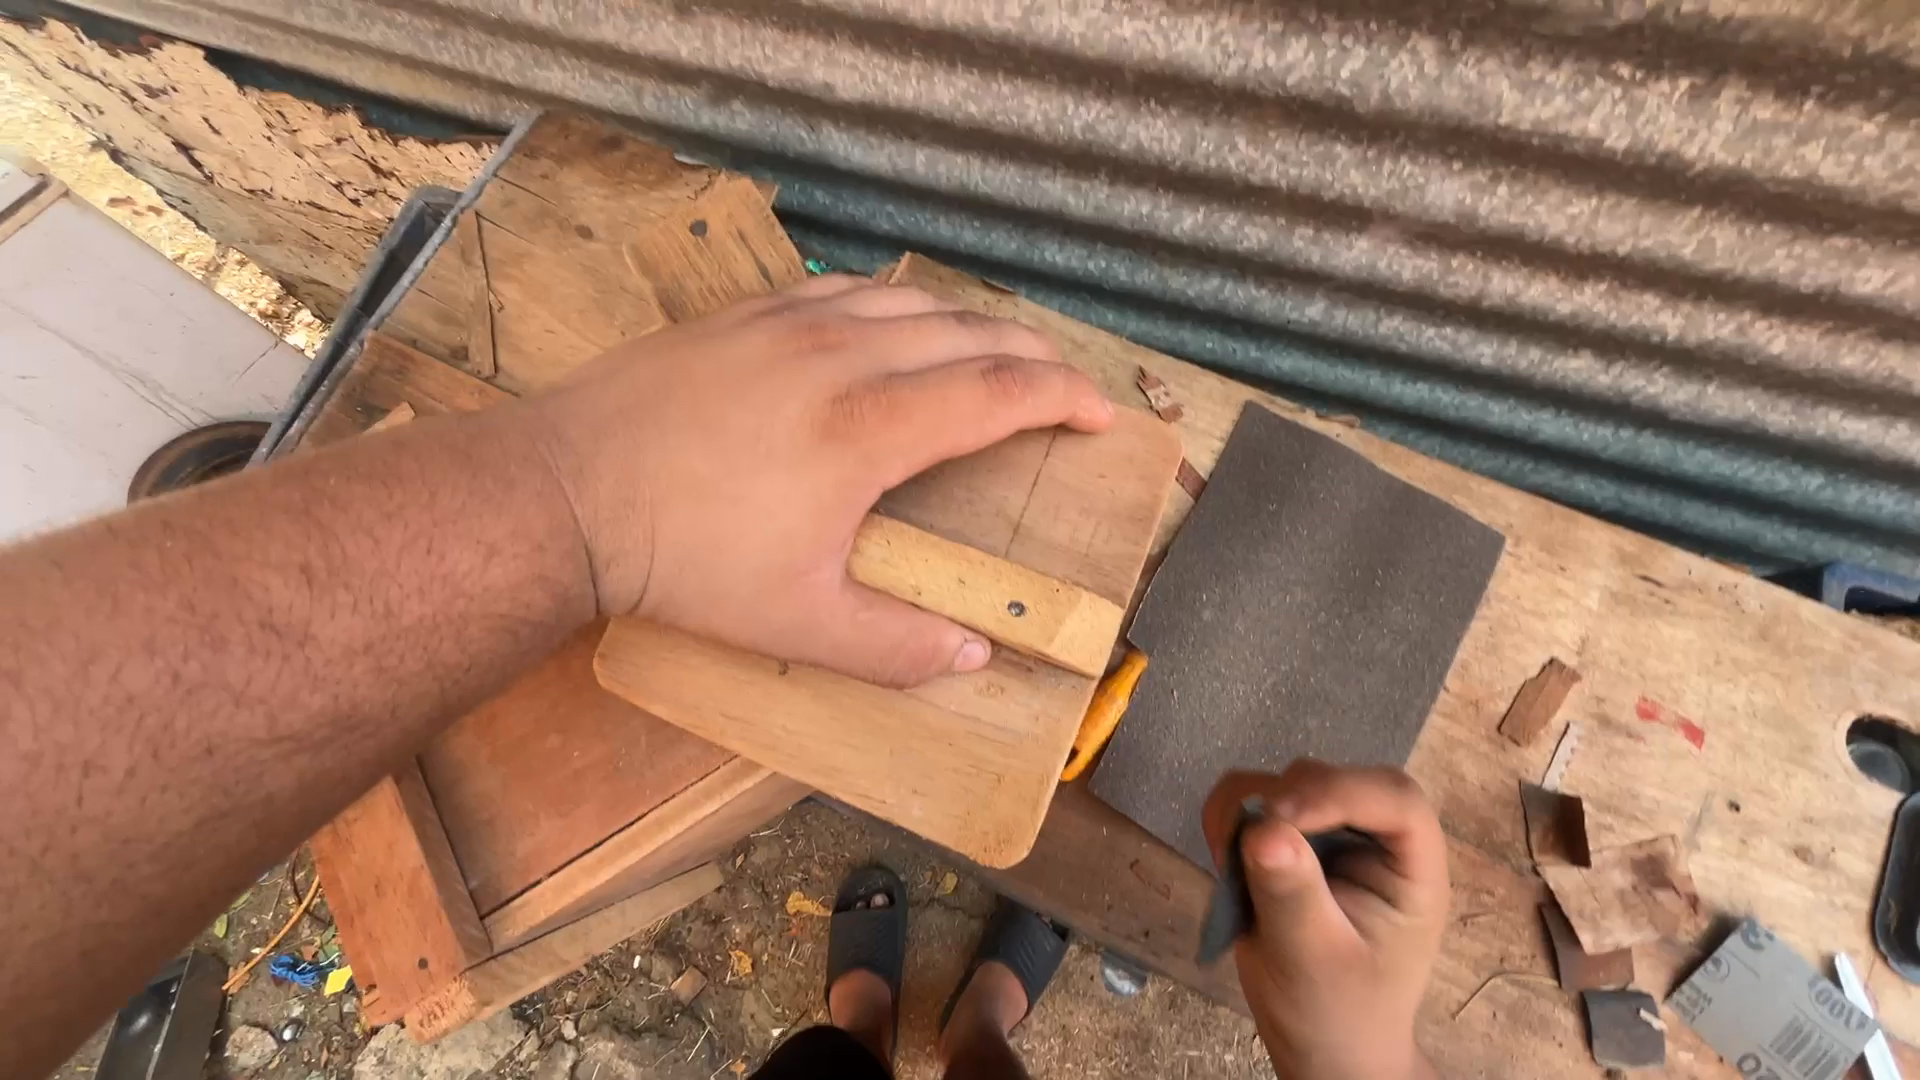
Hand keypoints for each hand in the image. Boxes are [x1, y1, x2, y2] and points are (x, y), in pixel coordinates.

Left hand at [518, 274, 1113, 686]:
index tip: (1099, 412)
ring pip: (912, 302)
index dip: (1063, 397)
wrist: (563, 494)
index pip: (998, 393)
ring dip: (970, 325)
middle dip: (1032, 357)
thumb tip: (973, 655)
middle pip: (969, 335)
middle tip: (1062, 386)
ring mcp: (790, 325)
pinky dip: (897, 305)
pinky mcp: (746, 314)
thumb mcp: (797, 624)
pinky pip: (848, 290)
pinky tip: (897, 323)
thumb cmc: (685, 563)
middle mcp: (843, 358)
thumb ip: (895, 646)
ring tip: (994, 353)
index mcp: (870, 431)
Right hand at [1202, 761, 1449, 1079]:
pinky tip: (1223, 862)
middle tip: (1243, 848)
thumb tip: (1264, 832)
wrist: (1317, 1042)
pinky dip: (1224, 815)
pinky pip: (1247, 795)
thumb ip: (1293, 895)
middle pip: (1331, 779)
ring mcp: (1327, 832)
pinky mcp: (1285, 834)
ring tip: (1230, 867)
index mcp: (1410, 869)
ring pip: (1282, 781)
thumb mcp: (1313, 961)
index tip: (1278, 819)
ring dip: (1245, 810)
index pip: (1395, 800)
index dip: (1339, 793)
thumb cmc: (1333, 1012)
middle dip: (1282, 802)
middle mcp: (1373, 839)